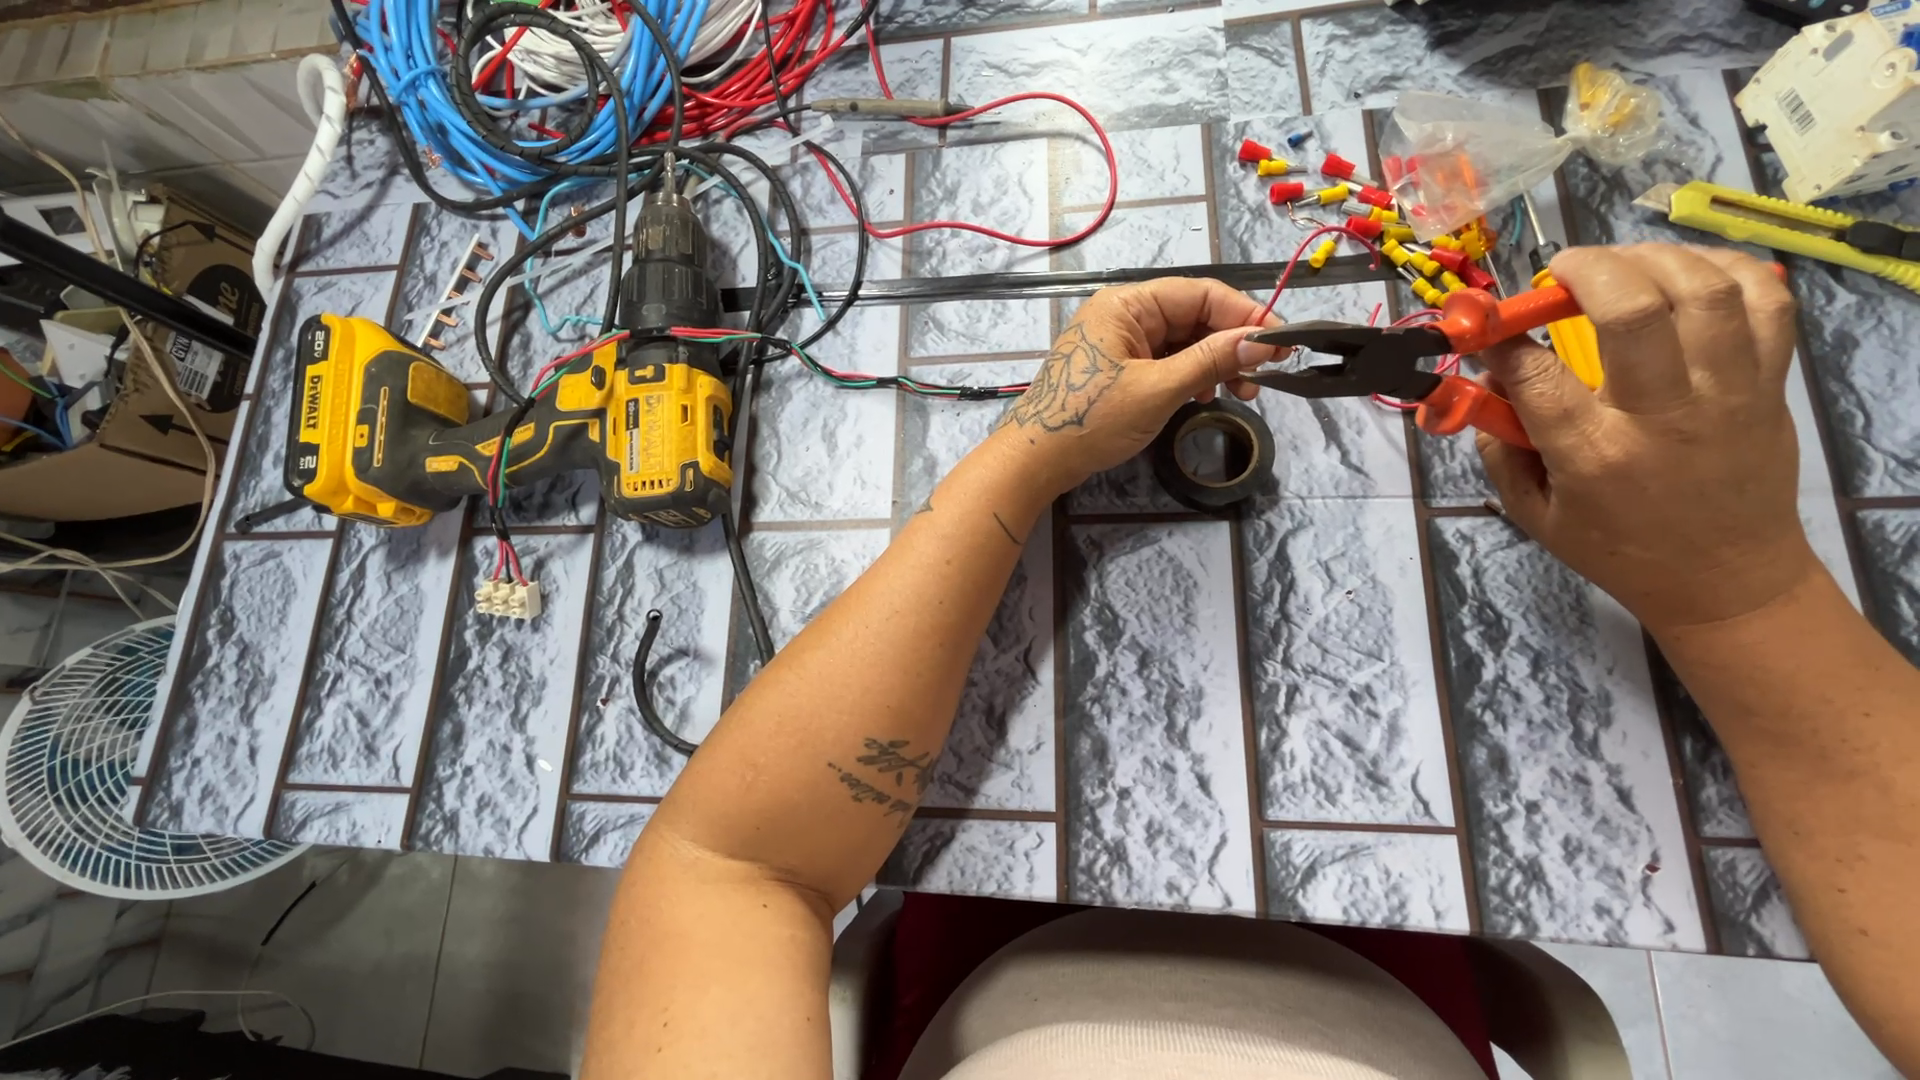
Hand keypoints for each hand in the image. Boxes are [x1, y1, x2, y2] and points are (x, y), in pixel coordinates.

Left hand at [989, 278, 1281, 497]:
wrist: (1036, 461)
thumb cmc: (1091, 420)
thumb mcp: (1157, 390)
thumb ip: (1210, 361)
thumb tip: (1262, 341)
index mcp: (1126, 304)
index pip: (1200, 294)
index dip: (1244, 315)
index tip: (1280, 341)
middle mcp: (1123, 315)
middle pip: (1193, 317)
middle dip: (1230, 344)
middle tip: (1263, 376)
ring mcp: (1120, 343)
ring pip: (1182, 342)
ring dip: (1214, 364)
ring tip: (1240, 393)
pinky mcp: (1119, 370)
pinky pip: (1165, 362)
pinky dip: (1190, 377)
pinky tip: (1204, 397)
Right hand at [1477, 244, 1818, 634]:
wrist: (1726, 576)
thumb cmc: (1616, 548)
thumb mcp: (1532, 512)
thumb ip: (1499, 447)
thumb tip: (1487, 382)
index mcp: (1594, 455)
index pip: (1538, 375)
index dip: (1501, 340)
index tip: (1485, 331)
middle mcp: (1664, 414)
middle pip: (1634, 310)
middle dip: (1586, 271)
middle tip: (1556, 272)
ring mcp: (1728, 392)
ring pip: (1705, 289)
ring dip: (1651, 259)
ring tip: (1616, 264)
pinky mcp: (1770, 381)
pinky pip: (1766, 298)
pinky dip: (1722, 267)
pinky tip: (1682, 270)